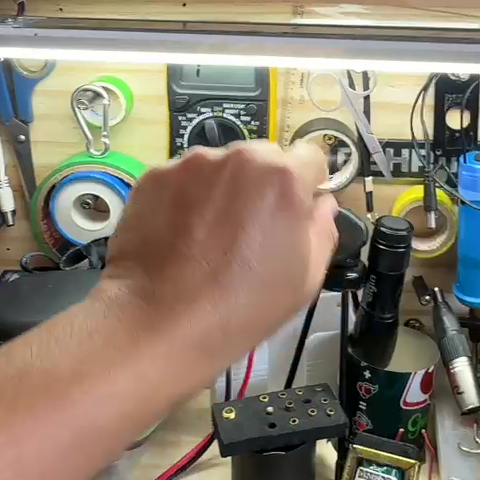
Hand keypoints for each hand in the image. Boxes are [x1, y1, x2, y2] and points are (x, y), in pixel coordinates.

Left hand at [101, 140, 335, 375]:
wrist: (158, 323)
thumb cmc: (240, 306)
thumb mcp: (306, 278)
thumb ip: (322, 229)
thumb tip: (321, 205)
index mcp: (284, 177)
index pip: (311, 155)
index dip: (308, 182)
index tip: (297, 207)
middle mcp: (241, 158)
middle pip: (264, 158)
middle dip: (264, 184)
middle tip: (252, 228)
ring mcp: (193, 163)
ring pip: (222, 167)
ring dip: (224, 189)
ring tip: (210, 235)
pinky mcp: (156, 176)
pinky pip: (184, 178)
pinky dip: (187, 198)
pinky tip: (181, 235)